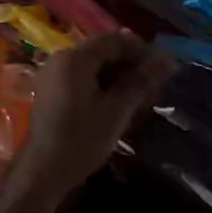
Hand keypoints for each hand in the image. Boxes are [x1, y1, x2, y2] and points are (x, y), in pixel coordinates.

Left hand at [7, 32, 173, 200]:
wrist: (43, 173)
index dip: (142, 51)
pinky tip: (115, 103)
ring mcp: (52, 74)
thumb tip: (169, 59)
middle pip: (103, 50)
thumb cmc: (82, 139)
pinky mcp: (50, 90)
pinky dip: (100, 84)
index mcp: (75, 58)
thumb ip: (142, 80)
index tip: (162, 71)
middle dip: (130, 64)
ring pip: (93, 65)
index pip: (115, 40)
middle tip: (152, 86)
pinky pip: (81, 77)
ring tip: (138, 97)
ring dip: (117, 76)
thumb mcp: (117, 109)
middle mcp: (60, 58)